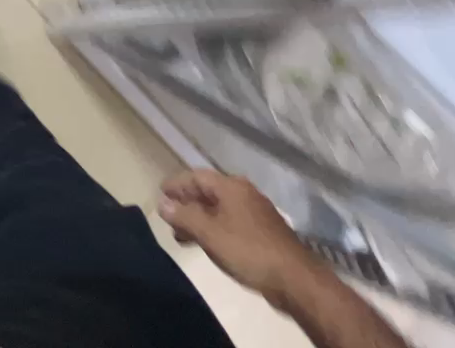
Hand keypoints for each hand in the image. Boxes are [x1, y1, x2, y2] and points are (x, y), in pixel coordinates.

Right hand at [159, 169, 314, 298]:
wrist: (294, 279)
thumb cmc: (247, 250)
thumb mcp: (209, 233)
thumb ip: (184, 216)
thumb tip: (162, 202)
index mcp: (230, 186)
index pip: (196, 176)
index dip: (176, 184)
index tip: (160, 193)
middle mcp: (243, 192)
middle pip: (208, 191)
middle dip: (187, 203)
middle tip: (169, 216)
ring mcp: (255, 212)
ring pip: (219, 209)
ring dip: (199, 219)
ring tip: (182, 236)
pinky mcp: (262, 231)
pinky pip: (230, 222)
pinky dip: (214, 228)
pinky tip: (208, 244)